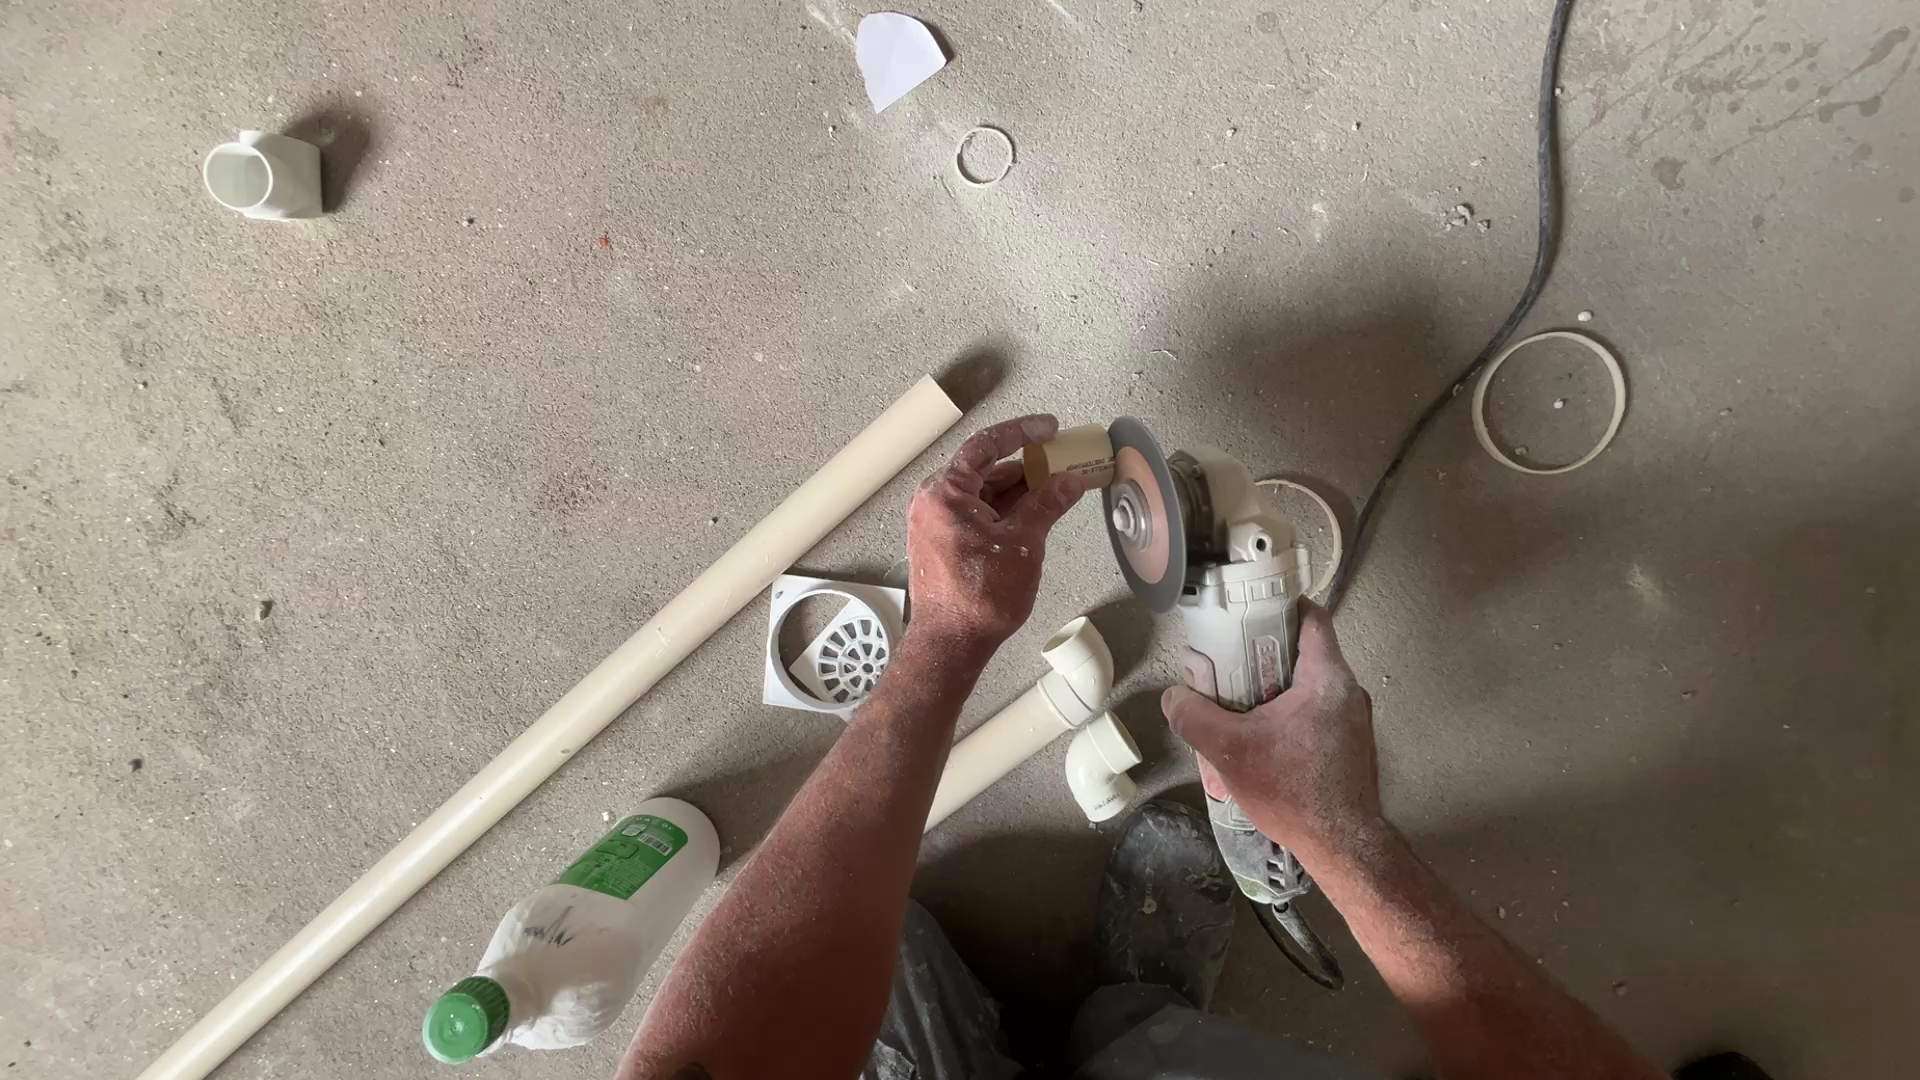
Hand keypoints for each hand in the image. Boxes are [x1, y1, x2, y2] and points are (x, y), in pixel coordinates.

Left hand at [906, 414, 1086, 651]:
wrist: (951, 643)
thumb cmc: (979, 595)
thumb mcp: (1023, 543)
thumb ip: (1047, 505)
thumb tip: (1070, 482)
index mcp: (945, 492)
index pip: (985, 445)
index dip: (1021, 432)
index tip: (1049, 429)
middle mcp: (932, 502)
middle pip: (983, 471)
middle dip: (1024, 467)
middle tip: (1059, 464)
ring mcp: (933, 523)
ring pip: (980, 495)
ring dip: (1015, 492)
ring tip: (1053, 491)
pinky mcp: (939, 543)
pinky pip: (973, 514)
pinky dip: (1001, 512)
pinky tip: (1030, 516)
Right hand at [1161, 602, 1385, 861]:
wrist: (1344, 848)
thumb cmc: (1295, 792)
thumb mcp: (1229, 751)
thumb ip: (1193, 717)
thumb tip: (1174, 698)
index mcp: (1326, 679)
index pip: (1312, 617)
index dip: (1279, 605)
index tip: (1247, 611)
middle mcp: (1346, 692)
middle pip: (1301, 651)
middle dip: (1261, 654)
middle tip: (1226, 666)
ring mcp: (1352, 719)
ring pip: (1304, 685)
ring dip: (1269, 689)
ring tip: (1236, 708)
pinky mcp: (1349, 744)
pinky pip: (1311, 712)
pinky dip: (1283, 715)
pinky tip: (1258, 741)